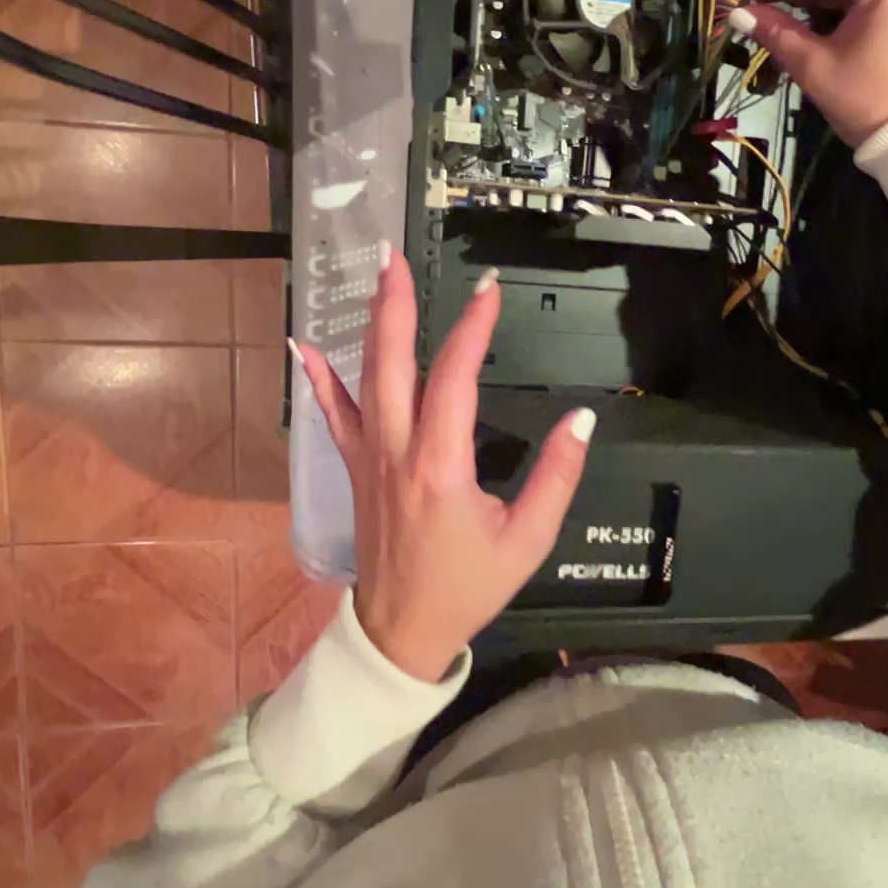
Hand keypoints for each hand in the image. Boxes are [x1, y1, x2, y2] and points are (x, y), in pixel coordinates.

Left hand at [289, 246, 595, 681]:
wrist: (401, 631)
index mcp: (441, 466)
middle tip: (396, 257)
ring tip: (375, 278)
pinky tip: (305, 347)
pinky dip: (320, 380)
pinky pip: (334, 417)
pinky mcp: (356, 469)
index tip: (489, 289)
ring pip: (363, 379)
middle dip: (396, 305)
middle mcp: (397, 452)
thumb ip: (557, 476)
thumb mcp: (528, 540)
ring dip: (369, 325)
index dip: (472, 328)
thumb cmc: (468, 587)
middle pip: (391, 364)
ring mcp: (368, 458)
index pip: (455, 378)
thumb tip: (582, 419)